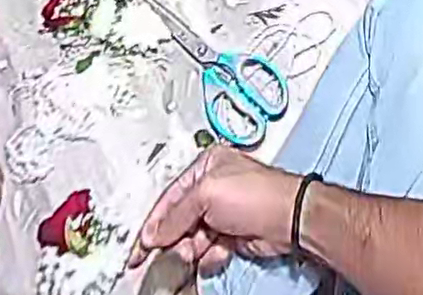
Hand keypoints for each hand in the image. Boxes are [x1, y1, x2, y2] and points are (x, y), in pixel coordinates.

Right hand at [129, 146, 301, 275]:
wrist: (284, 218)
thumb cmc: (255, 194)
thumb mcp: (207, 194)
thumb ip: (175, 214)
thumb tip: (153, 233)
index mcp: (206, 166)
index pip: (168, 197)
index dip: (152, 224)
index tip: (138, 251)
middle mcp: (212, 187)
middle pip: (177, 222)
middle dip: (174, 240)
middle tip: (174, 251)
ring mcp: (220, 212)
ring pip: (189, 240)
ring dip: (191, 250)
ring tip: (201, 248)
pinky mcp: (228, 234)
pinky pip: (205, 252)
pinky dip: (208, 256)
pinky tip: (219, 251)